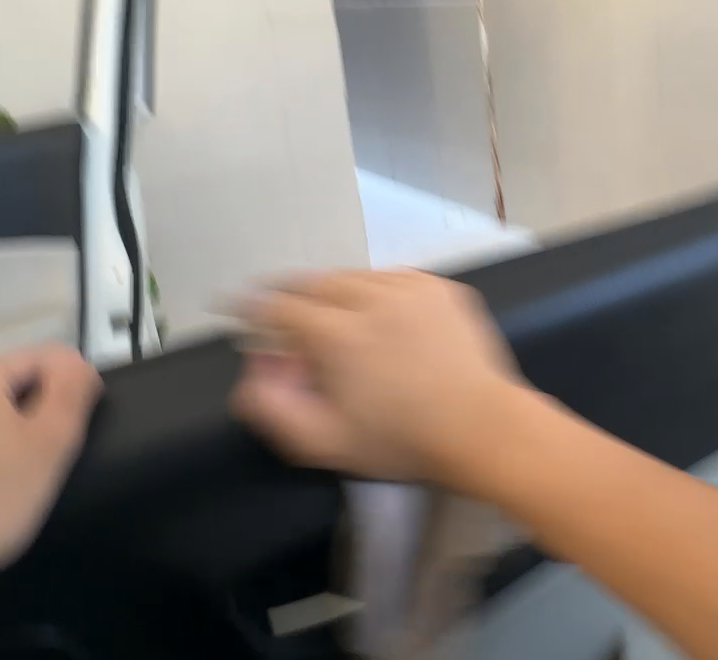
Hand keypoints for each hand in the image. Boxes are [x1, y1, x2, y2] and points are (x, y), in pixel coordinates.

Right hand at [231, 270, 528, 487]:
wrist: (479, 425)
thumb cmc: (398, 440)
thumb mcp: (321, 441)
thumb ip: (271, 404)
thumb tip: (254, 364)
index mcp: (339, 334)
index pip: (282, 305)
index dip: (254, 305)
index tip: (238, 304)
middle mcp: (374, 298)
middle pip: (318, 283)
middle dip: (296, 296)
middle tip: (288, 317)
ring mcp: (414, 288)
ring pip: (358, 277)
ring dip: (337, 291)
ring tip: (334, 317)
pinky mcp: (443, 288)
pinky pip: (396, 278)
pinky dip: (377, 290)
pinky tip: (380, 314)